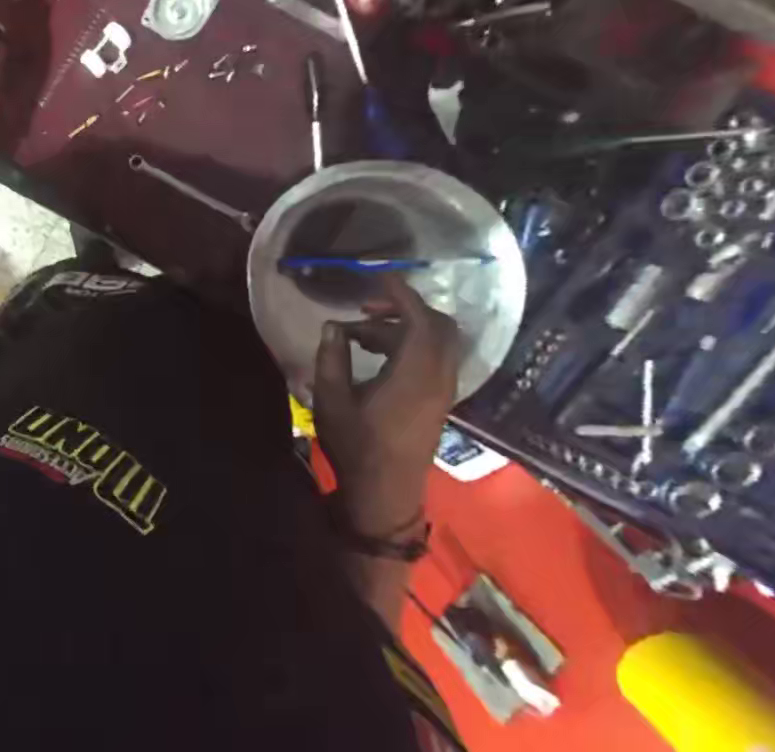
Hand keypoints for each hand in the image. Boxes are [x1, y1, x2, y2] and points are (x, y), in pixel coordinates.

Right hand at [311, 276, 461, 539]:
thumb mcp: (331, 400)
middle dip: (406, 308)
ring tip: (359, 334)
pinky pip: (433, 359)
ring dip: (404, 328)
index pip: (420, 319)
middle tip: (368, 309)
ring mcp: (442, 392)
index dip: (402, 294)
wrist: (384, 495)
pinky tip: (375, 355)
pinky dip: (410, 345)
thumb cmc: (356, 446)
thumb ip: (332, 357)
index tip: (379, 279)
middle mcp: (438, 378)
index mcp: (415, 374)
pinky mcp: (438, 402)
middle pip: (438, 326)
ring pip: (436, 343)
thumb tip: (334, 326)